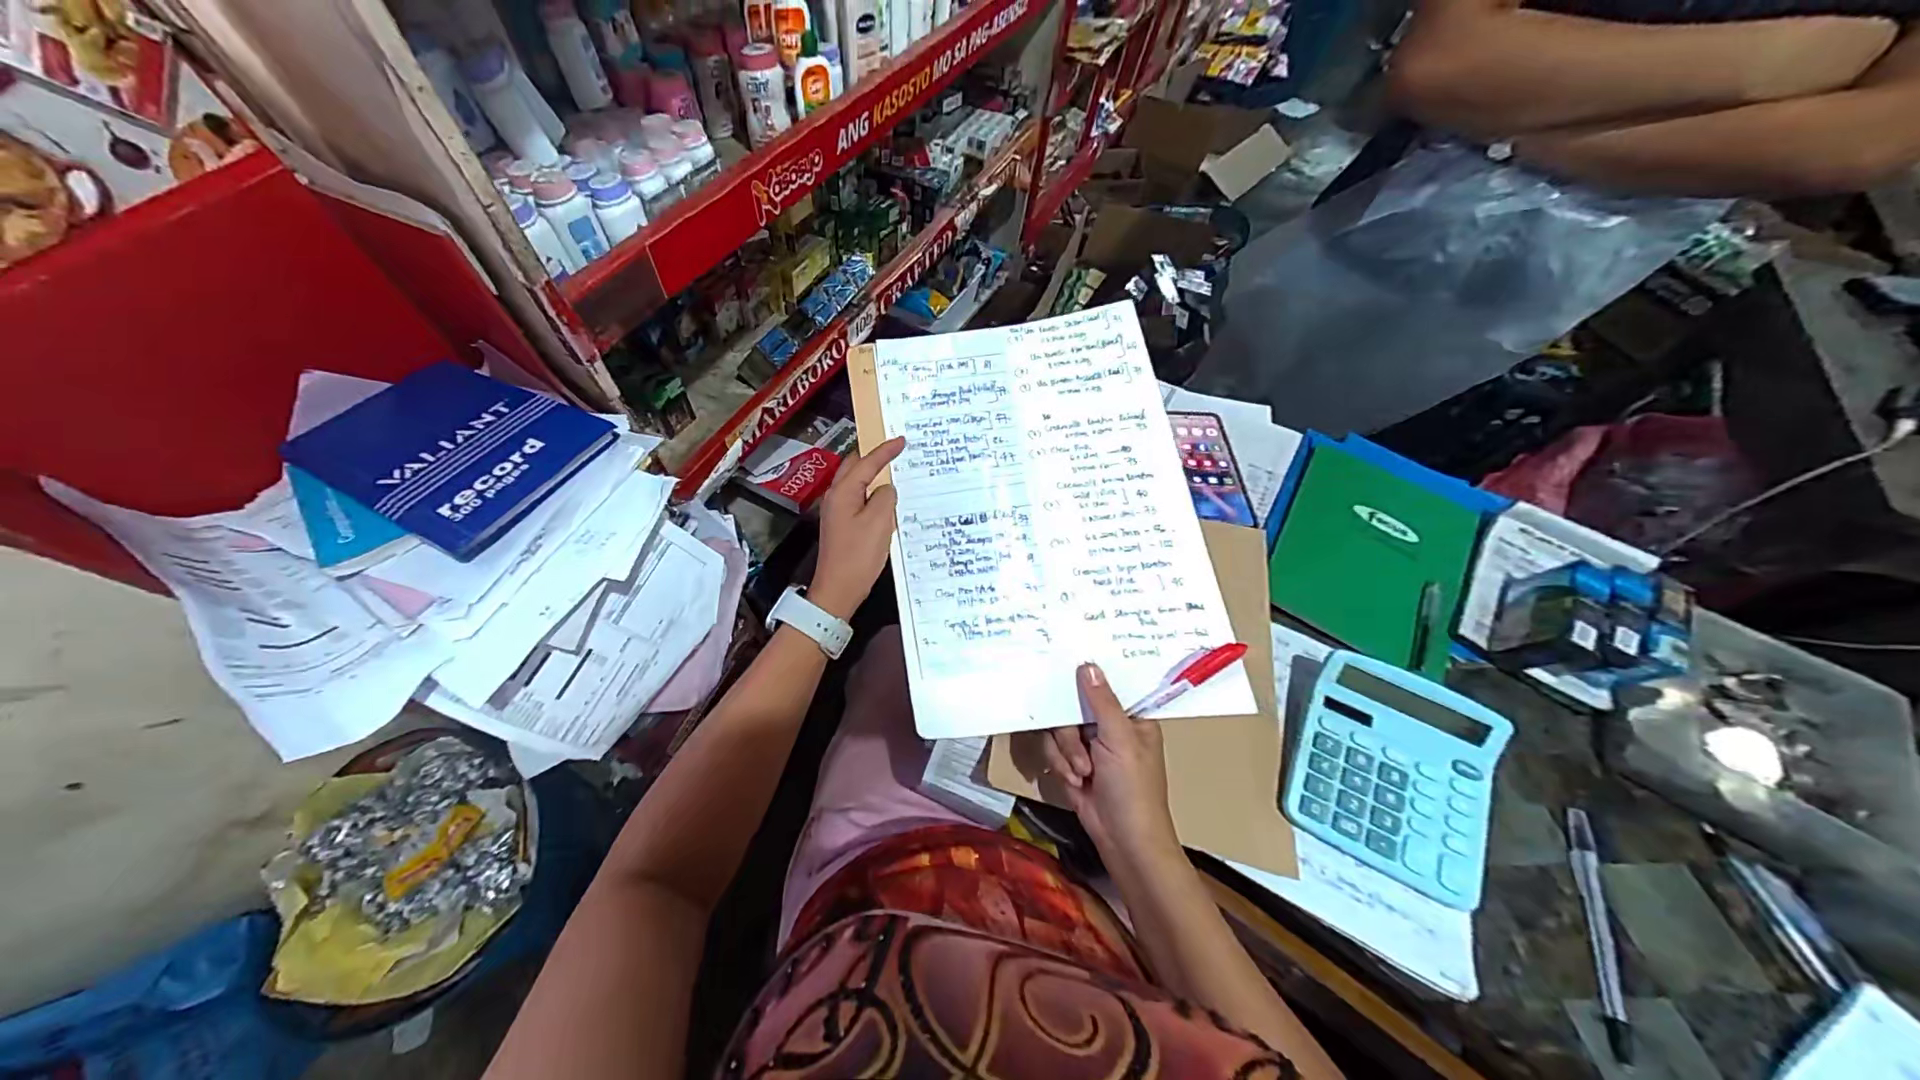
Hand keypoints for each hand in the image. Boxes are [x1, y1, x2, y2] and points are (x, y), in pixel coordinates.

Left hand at [809, 437, 904, 619]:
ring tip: (894, 470)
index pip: (866, 462)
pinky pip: (858, 498)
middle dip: (873, 456)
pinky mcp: (842, 525)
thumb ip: (886, 498)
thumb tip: (887, 489)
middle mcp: (836, 497)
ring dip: (873, 474)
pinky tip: (885, 498)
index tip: (901, 439)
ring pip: (856, 483)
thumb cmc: (858, 555)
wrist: (838, 589)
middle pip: (854, 467)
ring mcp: (837, 511)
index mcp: (843, 492)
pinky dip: (872, 492)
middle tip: (895, 450)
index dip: (885, 450)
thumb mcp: (879, 522)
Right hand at [1042, 664, 1180, 866]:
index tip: (1065, 669)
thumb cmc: (1133, 789)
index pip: (1105, 685)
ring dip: (1065, 754)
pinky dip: (1058, 766)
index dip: (1086, 680)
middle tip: (1083, 757)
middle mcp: (1108, 726)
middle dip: (1071, 735)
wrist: (1122, 841)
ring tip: (1081, 775)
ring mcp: (1088, 745)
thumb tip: (1088, 664)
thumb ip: (1101, 702)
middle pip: (1072, 706)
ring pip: (1057, 728)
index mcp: (1130, 716)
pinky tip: (1074, 783)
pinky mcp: (1071, 762)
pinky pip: (1051, 748)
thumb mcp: (1120, 740)